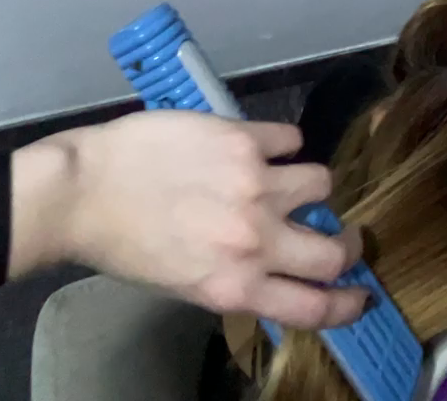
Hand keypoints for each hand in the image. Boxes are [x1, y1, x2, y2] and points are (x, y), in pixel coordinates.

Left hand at [34, 111, 366, 328]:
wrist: (85, 190)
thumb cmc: (126, 245)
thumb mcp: (186, 284)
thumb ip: (239, 279)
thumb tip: (278, 265)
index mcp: (236, 287)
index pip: (315, 308)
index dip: (348, 303)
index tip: (361, 294)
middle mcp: (255, 240)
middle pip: (334, 251)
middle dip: (349, 244)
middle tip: (344, 234)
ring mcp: (254, 185)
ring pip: (322, 182)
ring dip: (312, 185)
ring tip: (291, 179)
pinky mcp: (245, 138)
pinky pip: (291, 138)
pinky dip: (284, 143)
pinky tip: (263, 146)